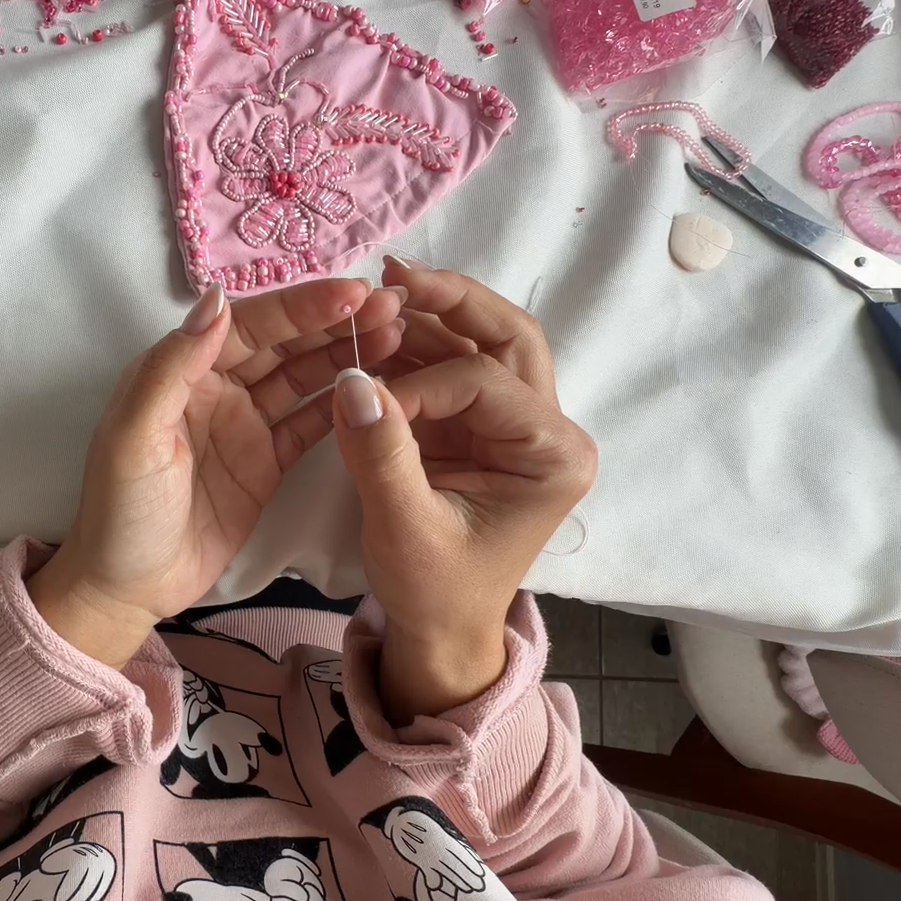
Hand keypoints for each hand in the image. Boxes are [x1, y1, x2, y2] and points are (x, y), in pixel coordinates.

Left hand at [30, 279, 405, 666]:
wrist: (129, 584)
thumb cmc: (121, 509)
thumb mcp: (134, 435)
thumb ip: (172, 366)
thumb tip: (218, 297)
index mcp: (180, 372)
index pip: (247, 326)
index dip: (299, 307)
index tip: (353, 292)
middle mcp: (215, 389)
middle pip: (282, 345)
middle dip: (334, 323)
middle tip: (393, 307)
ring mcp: (244, 425)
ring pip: (302, 378)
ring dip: (345, 355)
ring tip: (399, 336)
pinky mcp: (266, 463)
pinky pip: (309, 425)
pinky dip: (343, 405)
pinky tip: (380, 390)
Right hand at [330, 257, 596, 720]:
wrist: (442, 626)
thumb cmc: (433, 588)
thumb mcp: (402, 527)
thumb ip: (380, 453)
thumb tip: (350, 379)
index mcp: (551, 455)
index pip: (482, 383)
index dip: (415, 382)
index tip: (360, 404)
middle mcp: (548, 430)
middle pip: (509, 338)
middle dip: (452, 301)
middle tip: (393, 274)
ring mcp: (516, 426)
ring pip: (488, 344)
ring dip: (436, 316)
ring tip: (383, 291)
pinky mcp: (482, 429)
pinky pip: (455, 371)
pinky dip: (419, 348)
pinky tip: (382, 333)